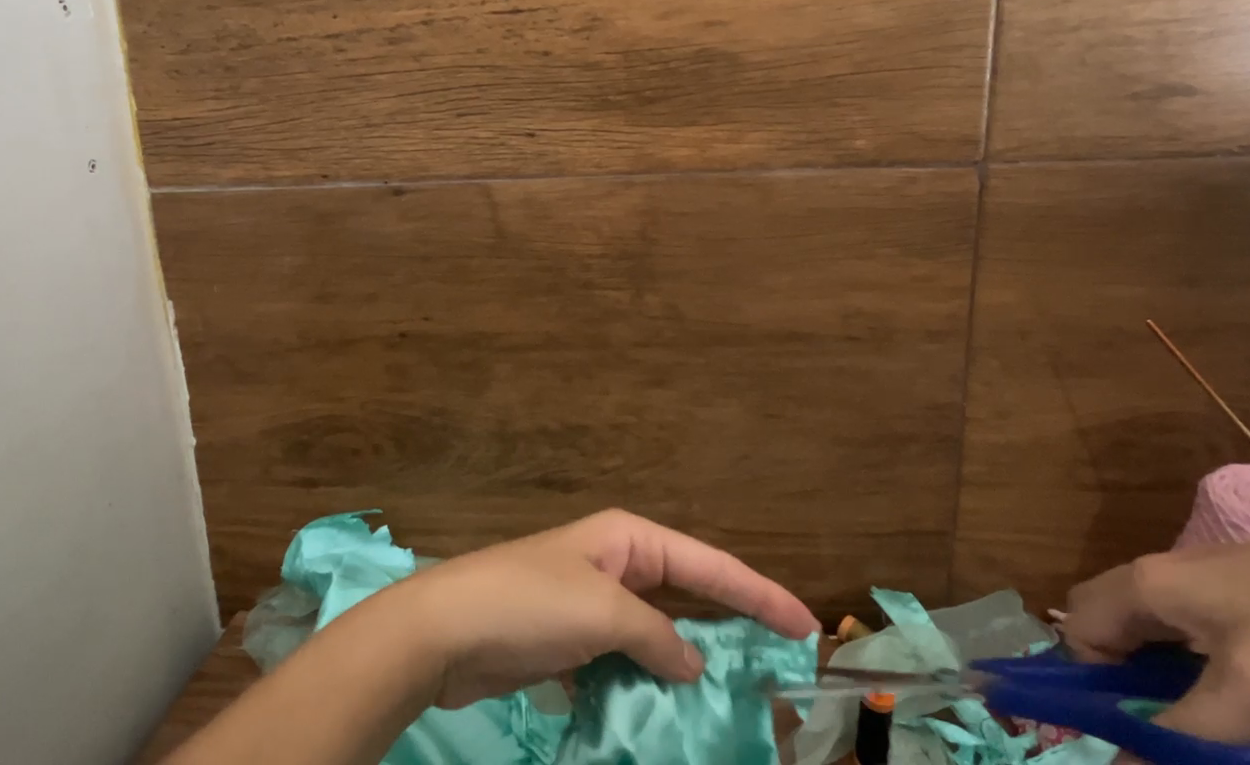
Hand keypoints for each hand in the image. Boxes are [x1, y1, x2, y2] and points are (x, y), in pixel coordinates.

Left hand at [374, 509, 818, 707]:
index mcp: (627, 539)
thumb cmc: (528, 604)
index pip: (708, 564)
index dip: (760, 593)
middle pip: (687, 594)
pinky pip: (625, 660)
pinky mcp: (570, 640)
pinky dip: (646, 682)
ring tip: (733, 696)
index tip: (805, 625)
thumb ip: (658, 638)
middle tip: (780, 660)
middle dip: (730, 625)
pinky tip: (667, 709)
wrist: (443, 632)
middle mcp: (614, 564)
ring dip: (687, 663)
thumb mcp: (603, 613)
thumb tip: (692, 664)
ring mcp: (590, 602)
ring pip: (657, 633)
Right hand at [1062, 532, 1249, 744]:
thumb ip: (1180, 733)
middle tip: (1162, 726)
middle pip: (1109, 622)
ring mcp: (1211, 576)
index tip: (1127, 729)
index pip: (1077, 627)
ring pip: (1154, 627)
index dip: (1087, 681)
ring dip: (1161, 676)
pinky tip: (1246, 693)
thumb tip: (1120, 763)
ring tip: (1208, 721)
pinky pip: (1195, 627)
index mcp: (1146, 583)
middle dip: (1118, 677)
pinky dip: (1198, 664)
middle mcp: (1164, 571)